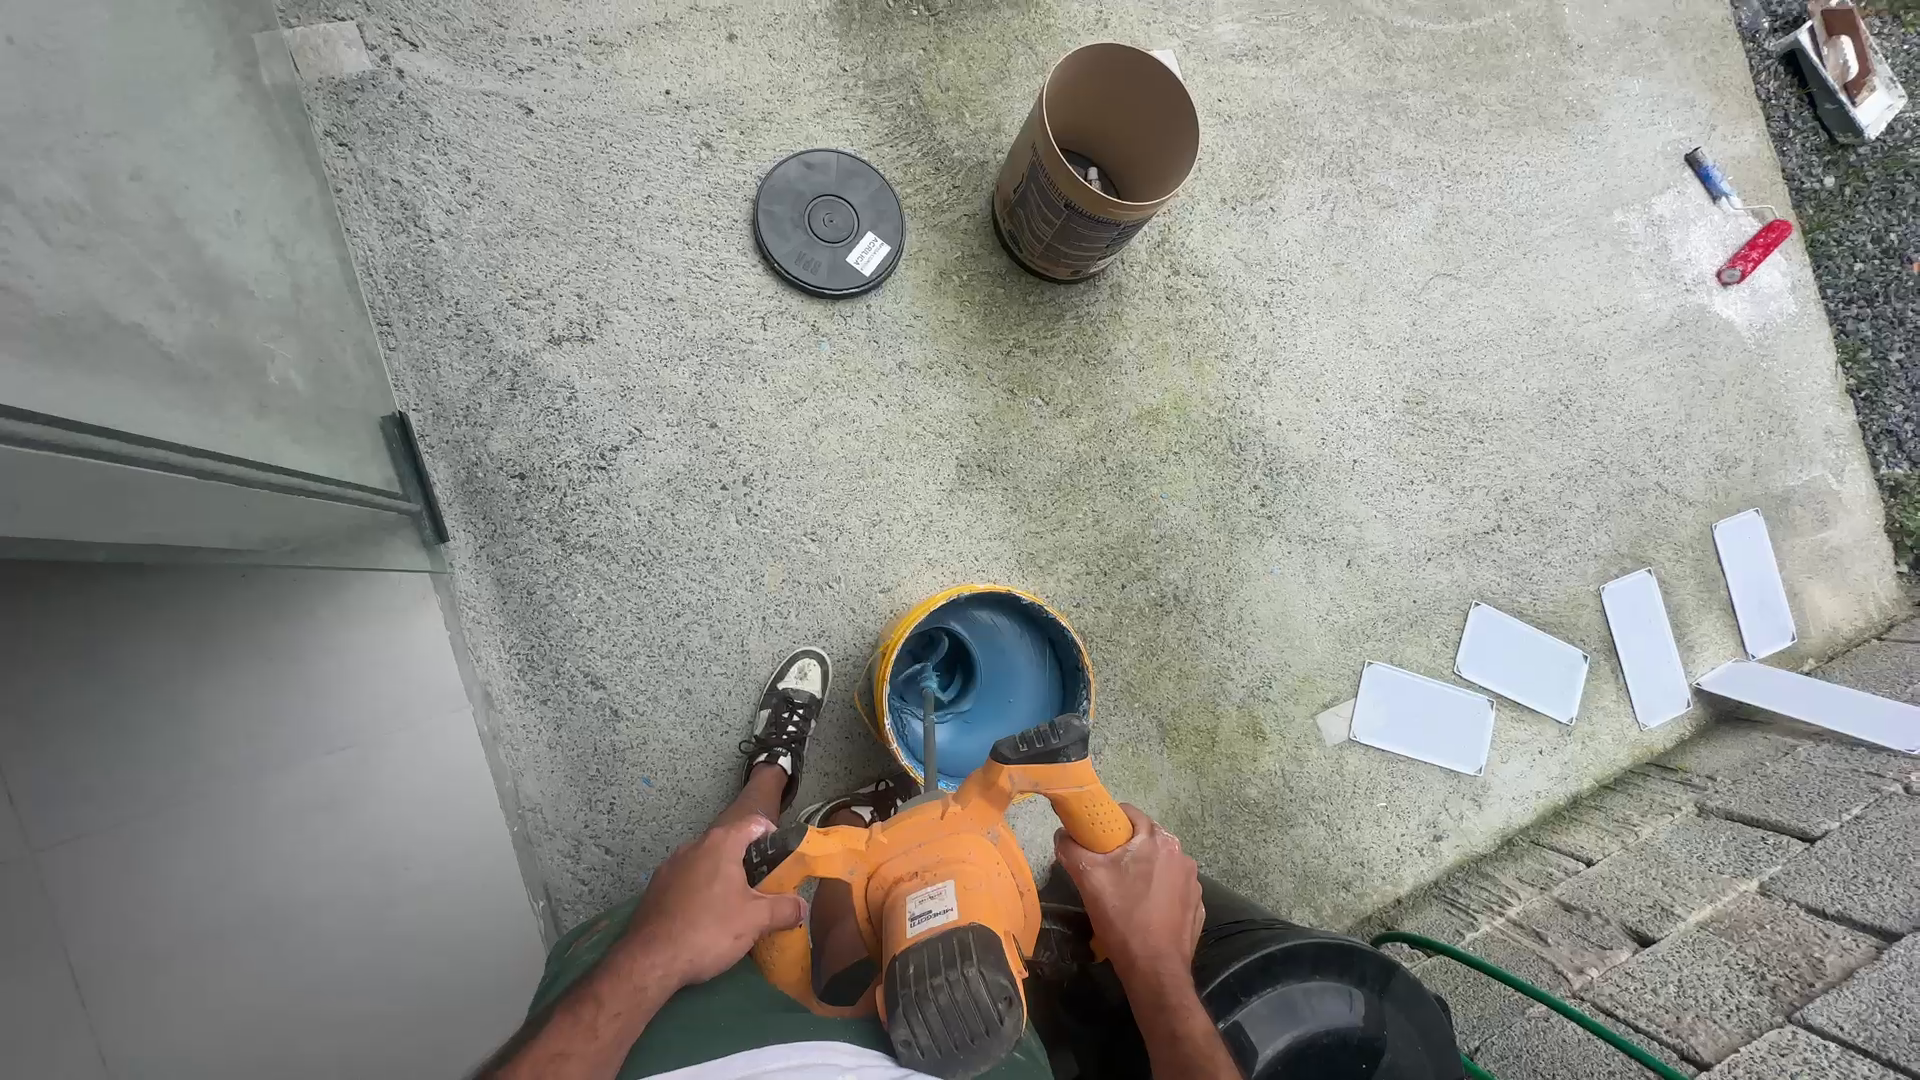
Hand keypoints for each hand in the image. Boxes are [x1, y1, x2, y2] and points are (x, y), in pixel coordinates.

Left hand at [616, 814, 807, 988]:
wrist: (648, 962)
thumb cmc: (708, 930)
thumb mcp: (756, 920)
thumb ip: (784, 909)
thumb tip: (802, 906)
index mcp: (721, 843)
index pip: (754, 823)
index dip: (772, 836)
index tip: (782, 858)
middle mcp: (694, 845)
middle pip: (730, 842)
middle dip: (749, 861)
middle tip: (763, 887)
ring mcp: (671, 866)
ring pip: (706, 861)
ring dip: (723, 876)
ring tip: (734, 904)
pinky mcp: (655, 888)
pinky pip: (686, 879)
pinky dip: (700, 889)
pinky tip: (704, 917)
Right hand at [1054, 803, 1203, 985]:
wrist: (1154, 971)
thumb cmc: (1122, 917)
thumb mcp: (1087, 877)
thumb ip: (1070, 848)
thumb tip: (1062, 834)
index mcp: (1157, 840)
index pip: (1129, 814)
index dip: (1108, 822)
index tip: (1094, 838)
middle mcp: (1181, 854)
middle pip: (1145, 839)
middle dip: (1125, 848)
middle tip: (1104, 866)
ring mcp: (1193, 882)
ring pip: (1159, 863)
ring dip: (1143, 869)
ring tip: (1123, 891)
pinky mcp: (1197, 906)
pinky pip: (1172, 888)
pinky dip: (1158, 891)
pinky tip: (1143, 910)